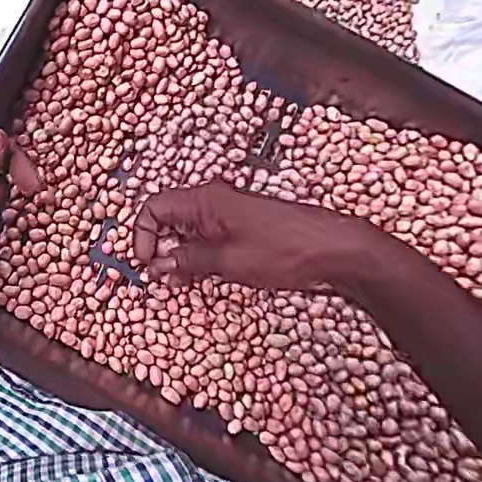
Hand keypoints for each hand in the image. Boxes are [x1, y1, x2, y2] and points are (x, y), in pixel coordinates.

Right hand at [132, 183, 394, 291]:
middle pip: (167, 217)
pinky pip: (206, 236)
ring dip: (177, 253)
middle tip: (158, 275)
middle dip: (157, 245)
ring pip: (186, 229)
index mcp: (204, 200)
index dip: (142, 234)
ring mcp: (228, 214)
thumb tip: (161, 265)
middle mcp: (212, 201)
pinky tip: (199, 276)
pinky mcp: (242, 227)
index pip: (153, 207)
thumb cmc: (287, 250)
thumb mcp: (229, 262)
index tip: (145, 261)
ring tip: (177, 281)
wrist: (339, 251)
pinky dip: (196, 254)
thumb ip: (189, 261)